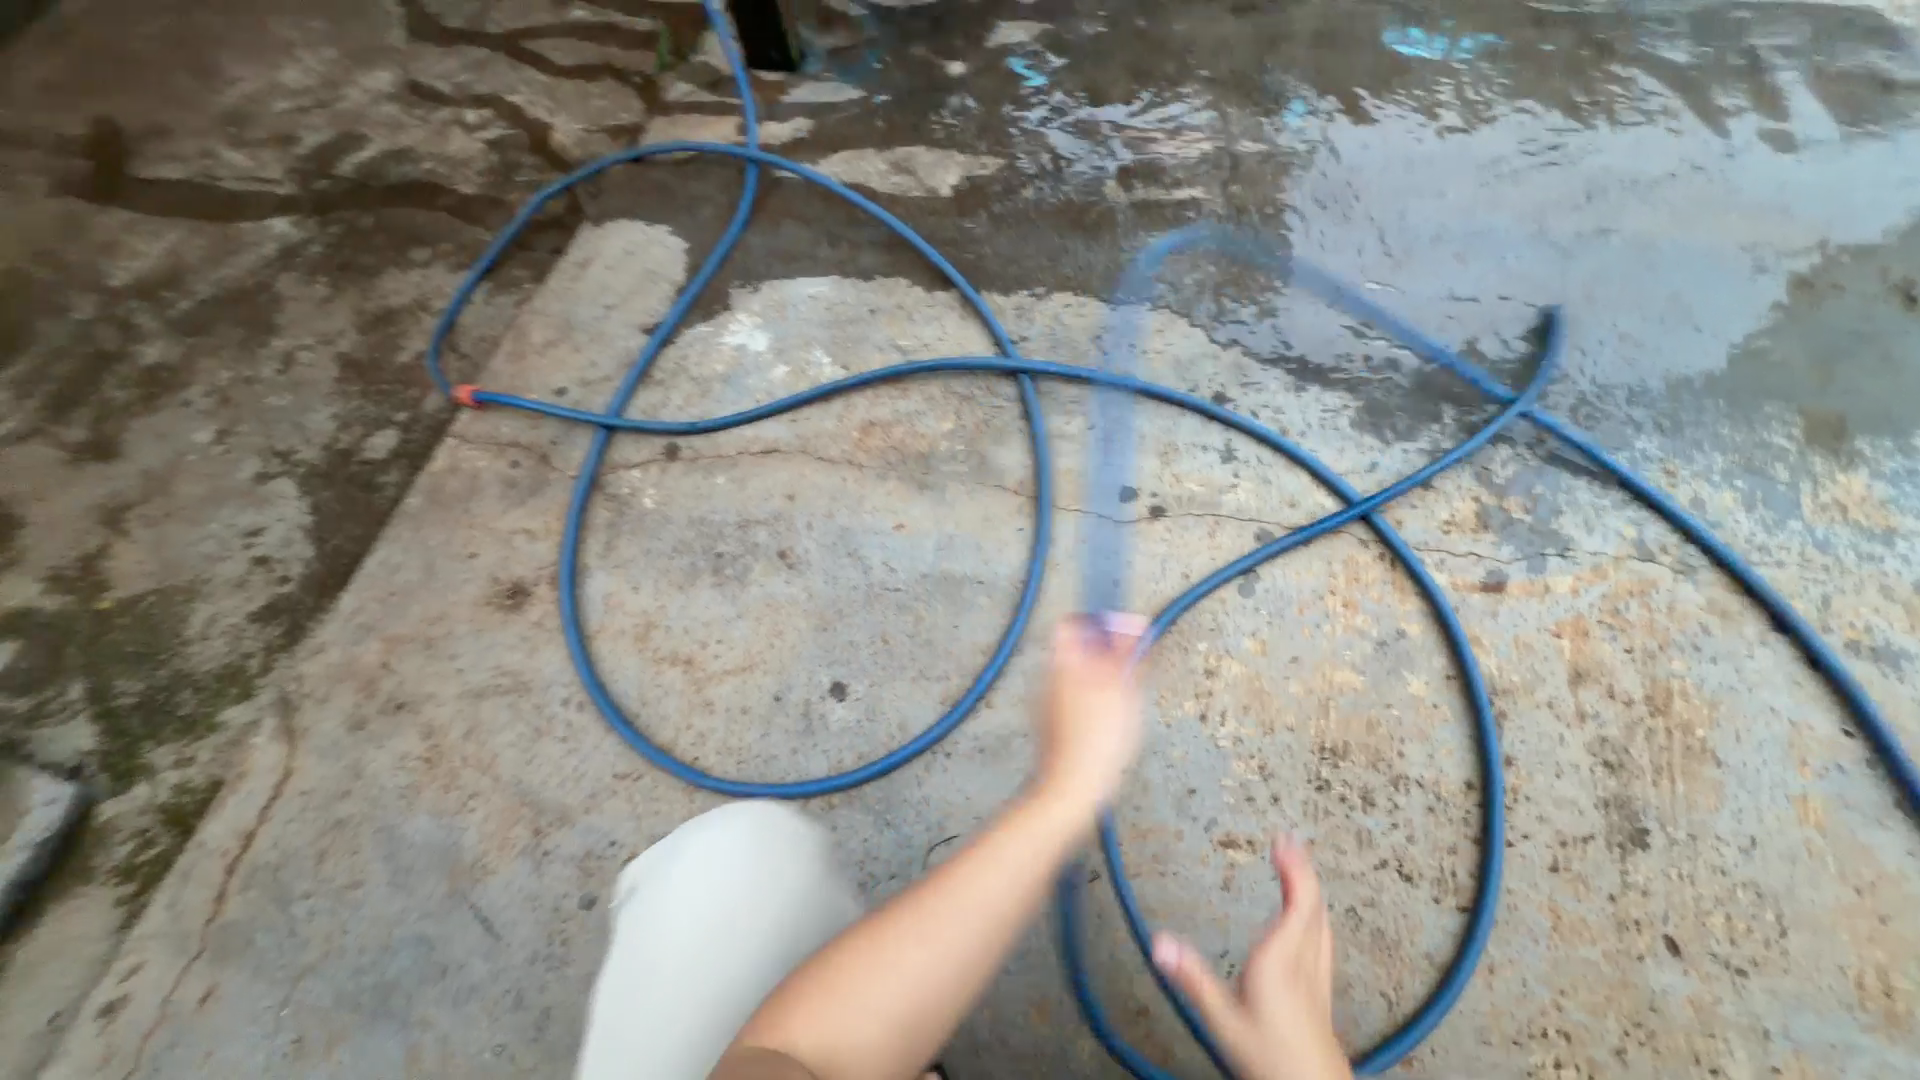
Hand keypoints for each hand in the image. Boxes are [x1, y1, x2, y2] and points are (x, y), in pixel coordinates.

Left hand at [1032, 613, 1147, 815]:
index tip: (1120, 637)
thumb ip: (1128, 651)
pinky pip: (1074, 703)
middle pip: (1076, 650)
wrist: (1072, 786)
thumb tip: (1133, 622)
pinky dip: (1092, 707)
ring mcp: (1046, 701)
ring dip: (1100, 683)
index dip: (1096, 624)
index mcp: (1062, 662)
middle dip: (1104, 658)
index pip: (1071, 623)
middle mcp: (1047, 677)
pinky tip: (1109, 727)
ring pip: (1077, 677)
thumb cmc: (1098, 739)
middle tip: (1128, 675)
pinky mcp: (1050, 724)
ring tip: (1122, 707)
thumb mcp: (1124, 688)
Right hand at [1151, 834, 1352, 1079]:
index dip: (1294, 868)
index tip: (1283, 839)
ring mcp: (1318, 980)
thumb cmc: (1270, 1060)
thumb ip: (1192, 978)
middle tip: (1290, 842)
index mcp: (1281, 961)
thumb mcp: (1222, 1020)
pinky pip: (1323, 941)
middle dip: (1303, 870)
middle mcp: (1304, 964)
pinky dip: (1315, 916)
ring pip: (1323, 924)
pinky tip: (1310, 922)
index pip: (1299, 903)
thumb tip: (1158, 941)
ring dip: (1311, 891)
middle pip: (1314, 907)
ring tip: (1300, 870)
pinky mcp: (1321, 995)